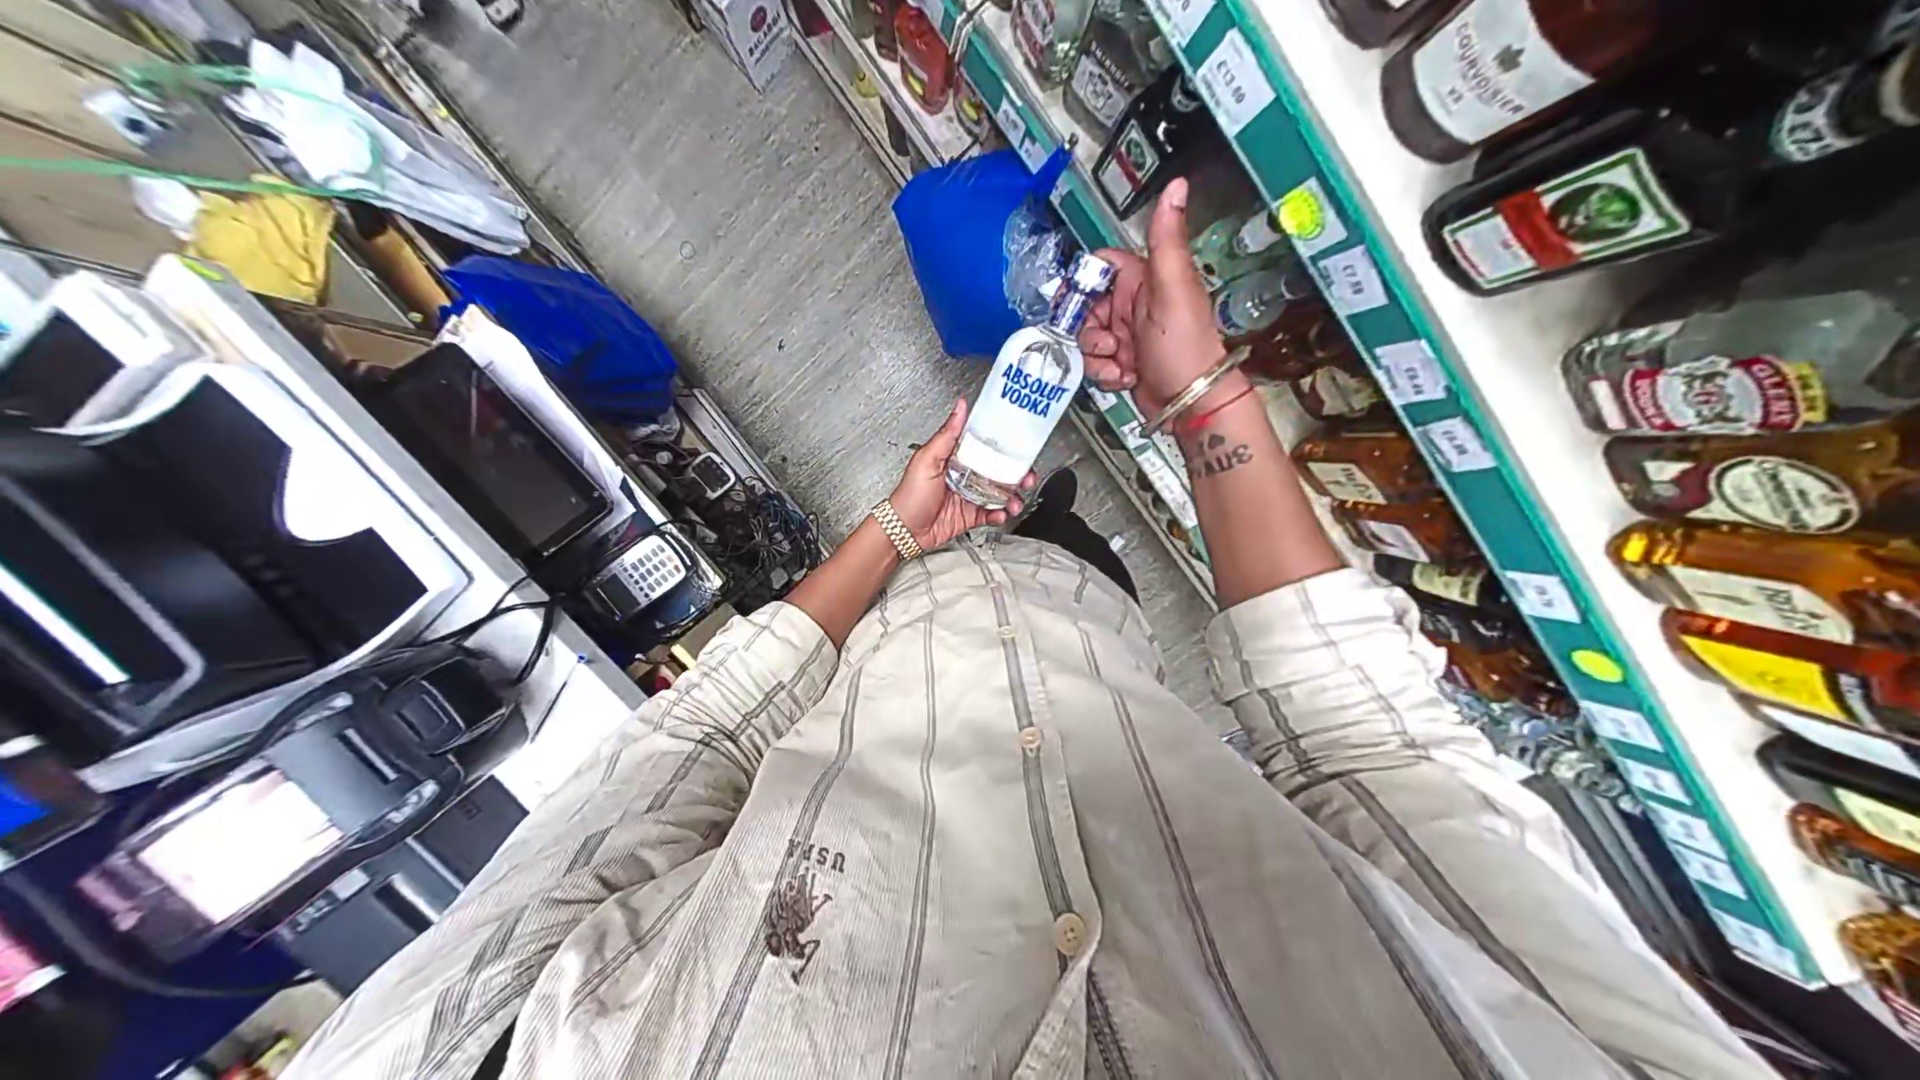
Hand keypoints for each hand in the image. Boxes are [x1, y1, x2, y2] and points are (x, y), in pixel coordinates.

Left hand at [888, 398, 1033, 551]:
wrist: (904, 530)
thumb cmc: (909, 495)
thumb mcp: (927, 459)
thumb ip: (947, 435)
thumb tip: (960, 407)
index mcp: (955, 458)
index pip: (985, 448)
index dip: (1004, 448)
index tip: (1020, 448)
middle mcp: (964, 475)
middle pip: (998, 472)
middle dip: (1016, 475)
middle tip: (1026, 478)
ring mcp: (968, 496)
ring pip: (999, 494)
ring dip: (1011, 497)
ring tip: (1014, 502)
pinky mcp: (970, 516)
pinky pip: (991, 514)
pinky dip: (1000, 515)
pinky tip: (1001, 514)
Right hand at [1079, 178, 1233, 418]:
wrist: (1191, 402)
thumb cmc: (1185, 346)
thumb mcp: (1173, 288)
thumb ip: (1166, 238)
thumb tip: (1177, 185)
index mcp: (1143, 280)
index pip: (1099, 266)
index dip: (1083, 282)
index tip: (1074, 301)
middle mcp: (1132, 305)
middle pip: (1084, 307)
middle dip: (1088, 329)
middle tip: (1108, 342)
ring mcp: (1126, 336)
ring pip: (1086, 338)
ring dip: (1096, 356)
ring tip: (1121, 364)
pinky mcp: (1121, 362)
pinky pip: (1094, 362)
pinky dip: (1104, 373)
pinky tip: (1124, 378)